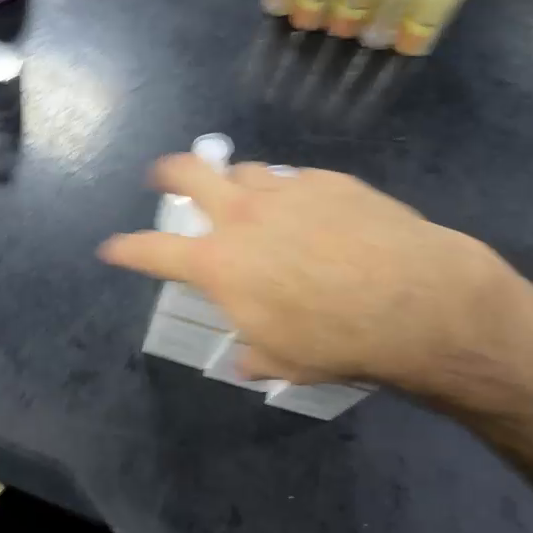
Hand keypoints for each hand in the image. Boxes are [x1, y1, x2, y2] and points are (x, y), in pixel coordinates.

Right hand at [98, 154, 532, 392]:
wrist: (419, 301)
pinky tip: (310, 210)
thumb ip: (255, 354)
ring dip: (235, 181)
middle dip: (169, 173)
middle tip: (165, 177)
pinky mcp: (330, 180)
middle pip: (189, 174)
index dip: (127, 249)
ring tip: (246, 194)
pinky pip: (296, 179)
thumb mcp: (285, 361)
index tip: (113, 247)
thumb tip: (246, 358)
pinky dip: (289, 192)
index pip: (153, 250)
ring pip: (245, 171)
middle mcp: (243, 215)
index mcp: (219, 262)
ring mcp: (287, 190)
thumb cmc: (338, 340)